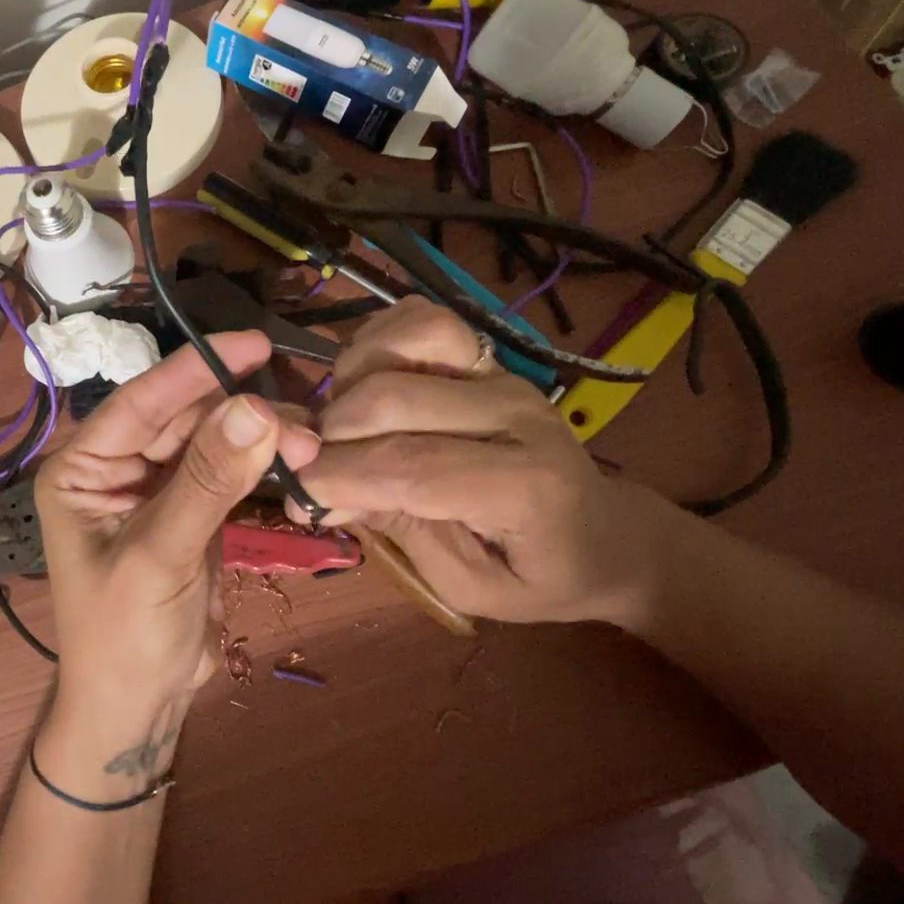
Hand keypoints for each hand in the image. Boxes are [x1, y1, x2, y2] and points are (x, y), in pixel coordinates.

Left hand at [31, 332, 317, 794]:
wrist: (138, 704)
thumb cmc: (123, 635)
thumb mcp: (160, 555)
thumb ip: (207, 483)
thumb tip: (256, 409)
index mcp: (81, 468)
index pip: (139, 404)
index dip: (194, 371)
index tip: (252, 344)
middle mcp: (115, 468)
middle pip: (182, 418)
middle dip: (239, 412)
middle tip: (304, 417)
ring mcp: (156, 488)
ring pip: (210, 441)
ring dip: (257, 437)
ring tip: (311, 441)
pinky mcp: (190, 510)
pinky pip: (226, 471)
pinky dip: (259, 463)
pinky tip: (297, 457)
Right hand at [291, 299, 678, 626]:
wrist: (606, 535)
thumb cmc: (537, 574)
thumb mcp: (468, 585)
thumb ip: (398, 533)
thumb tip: (319, 495)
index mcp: (523, 488)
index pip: (409, 466)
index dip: (337, 475)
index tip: (297, 495)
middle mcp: (514, 415)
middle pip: (393, 398)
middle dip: (332, 434)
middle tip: (312, 464)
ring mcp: (502, 375)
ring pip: (408, 340)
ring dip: (351, 379)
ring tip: (340, 421)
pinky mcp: (489, 356)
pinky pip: (421, 318)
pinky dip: (376, 339)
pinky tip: (362, 381)